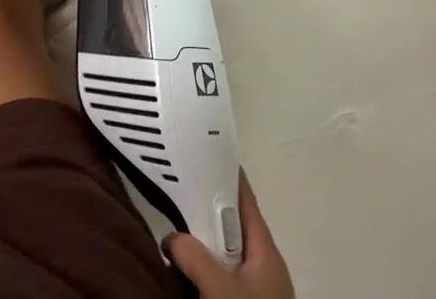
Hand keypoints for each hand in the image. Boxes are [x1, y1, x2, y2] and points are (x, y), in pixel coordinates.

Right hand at [164, 173, 292, 298]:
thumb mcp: (221, 287)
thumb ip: (194, 257)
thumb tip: (170, 237)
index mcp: (265, 249)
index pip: (245, 199)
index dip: (225, 174)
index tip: (201, 151)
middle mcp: (260, 261)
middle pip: (229, 223)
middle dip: (203, 207)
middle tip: (173, 187)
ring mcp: (253, 282)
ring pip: (221, 249)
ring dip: (198, 239)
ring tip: (170, 225)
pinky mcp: (242, 296)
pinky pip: (218, 271)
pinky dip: (199, 263)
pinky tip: (178, 264)